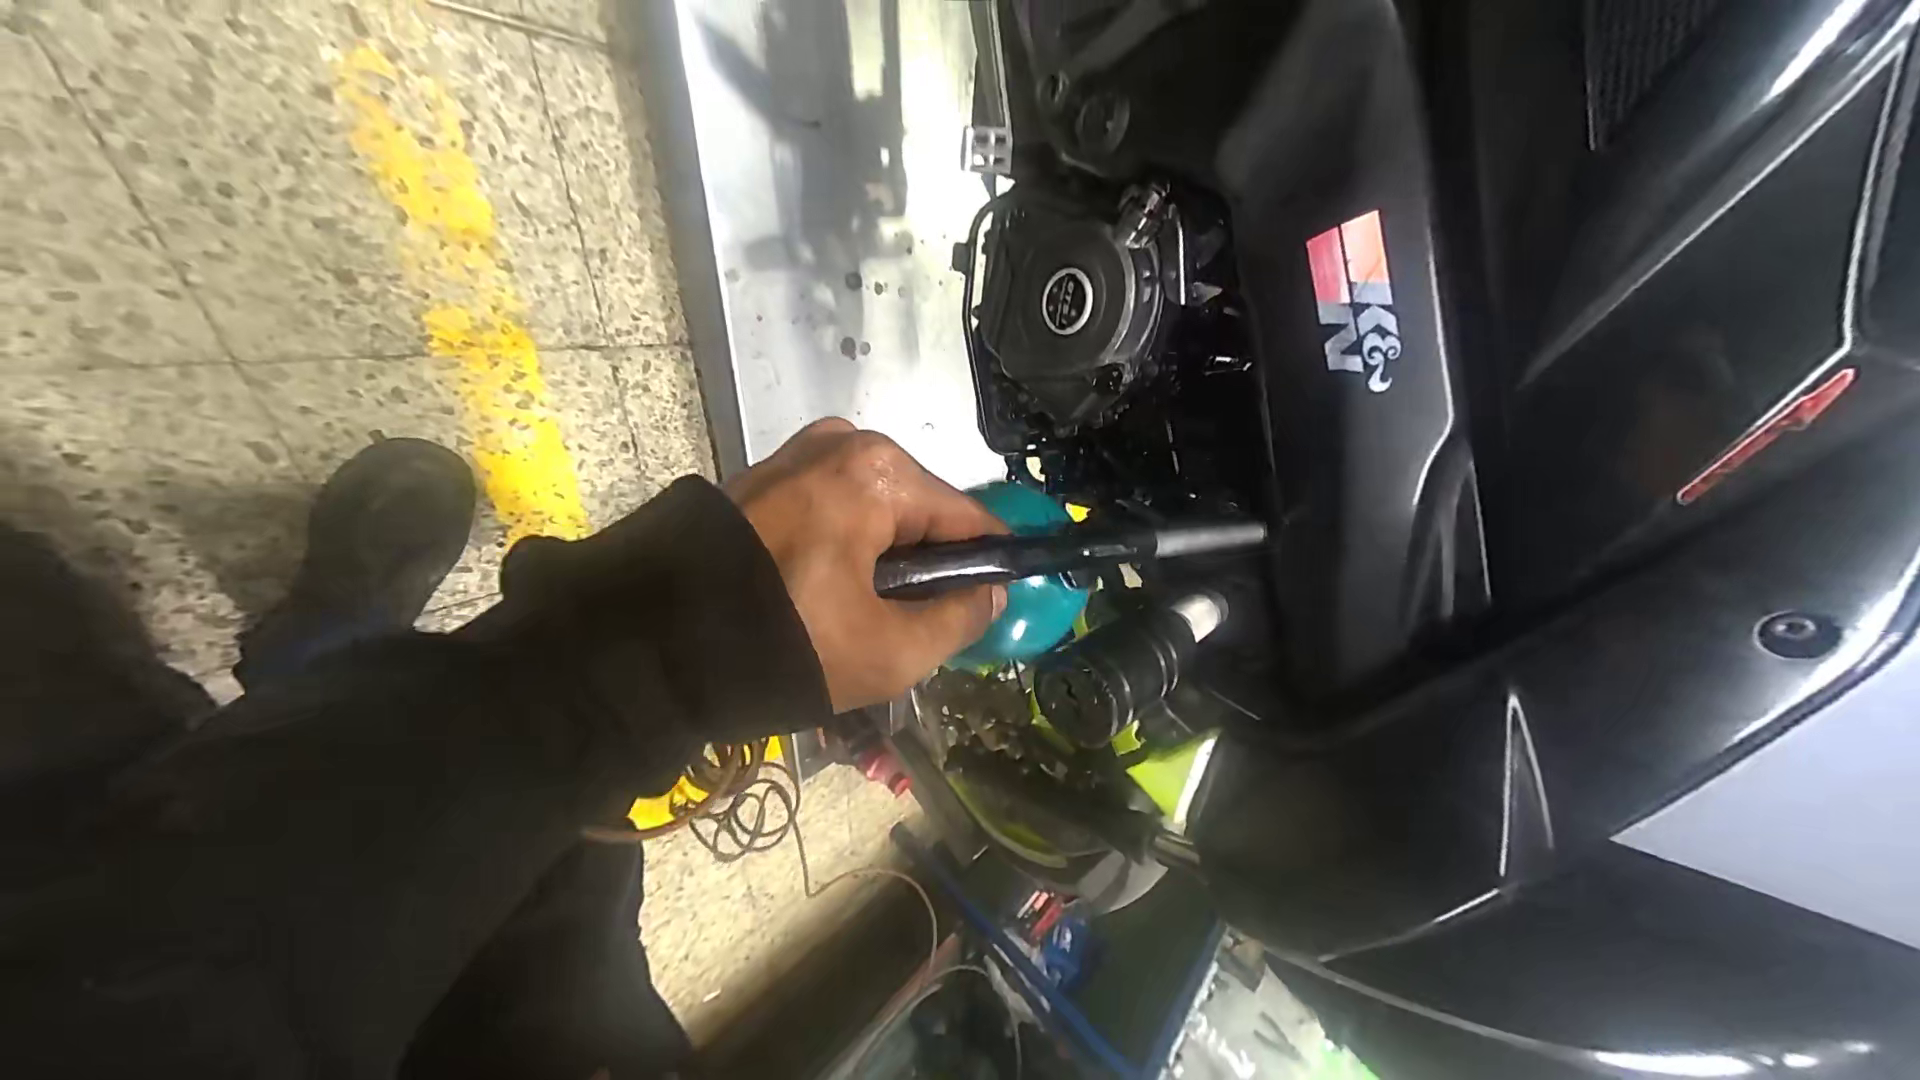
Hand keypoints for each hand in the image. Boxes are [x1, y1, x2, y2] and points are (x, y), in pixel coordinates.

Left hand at [727, 418, 1008, 710]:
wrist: (643, 647)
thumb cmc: (781, 645)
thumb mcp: (889, 652)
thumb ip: (959, 619)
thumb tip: (991, 593)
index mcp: (880, 472)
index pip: (968, 518)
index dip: (988, 565)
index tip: (991, 604)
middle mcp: (844, 443)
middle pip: (921, 512)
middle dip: (927, 566)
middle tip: (909, 625)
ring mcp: (799, 452)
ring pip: (878, 510)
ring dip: (886, 558)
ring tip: (861, 613)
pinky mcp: (767, 473)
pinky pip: (835, 506)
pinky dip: (847, 544)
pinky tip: (825, 588)